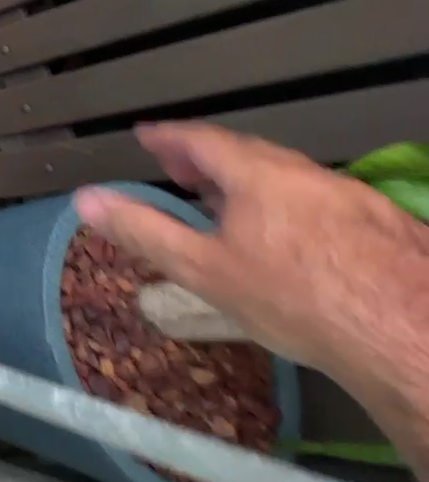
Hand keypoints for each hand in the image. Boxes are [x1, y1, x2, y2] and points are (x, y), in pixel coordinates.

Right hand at [76, 123, 427, 375]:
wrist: (418, 346)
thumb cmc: (298, 302)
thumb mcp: (203, 270)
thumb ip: (143, 230)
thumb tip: (85, 198)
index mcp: (261, 178)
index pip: (204, 139)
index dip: (169, 135)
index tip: (145, 136)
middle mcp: (314, 178)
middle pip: (252, 153)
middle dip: (208, 156)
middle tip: (180, 170)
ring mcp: (362, 204)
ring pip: (295, 178)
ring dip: (254, 180)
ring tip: (230, 204)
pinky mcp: (396, 231)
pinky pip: (328, 201)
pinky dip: (294, 202)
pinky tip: (294, 235)